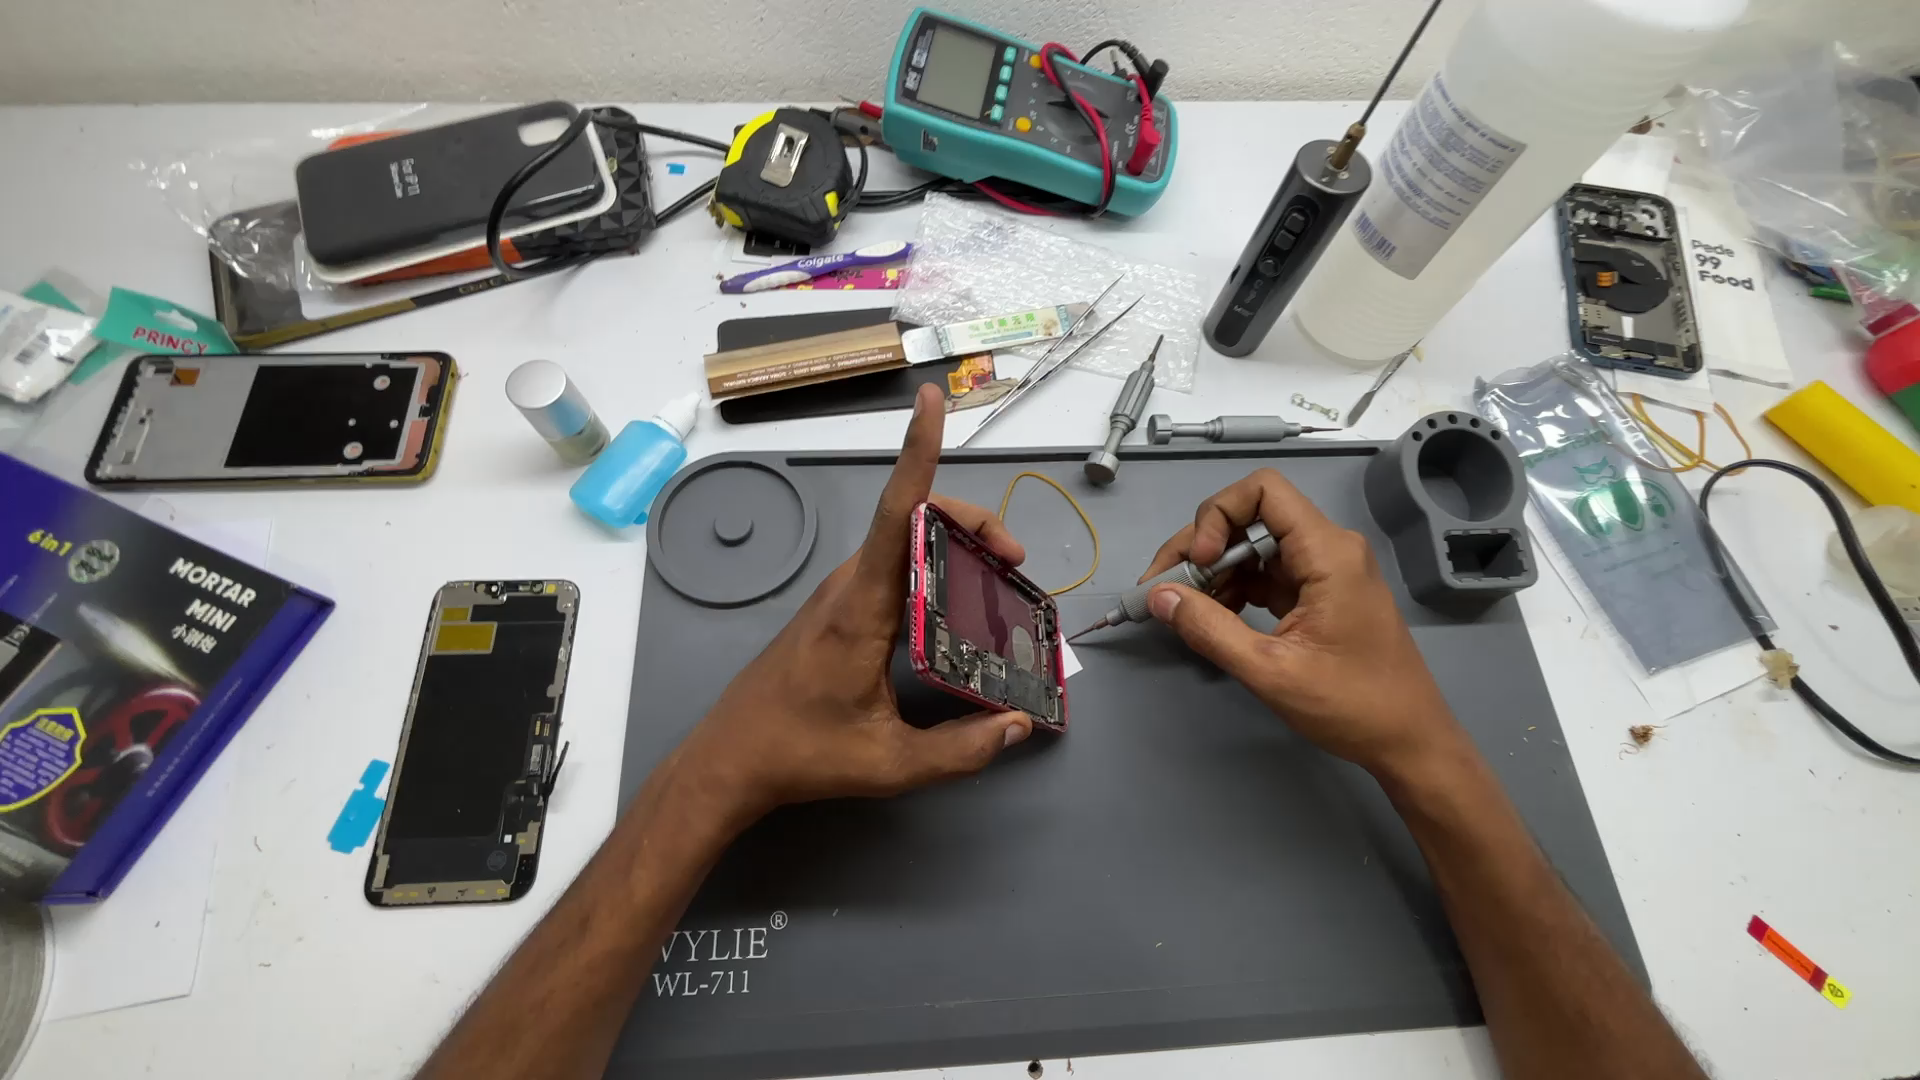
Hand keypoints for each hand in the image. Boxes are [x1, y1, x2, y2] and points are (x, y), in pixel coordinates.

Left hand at [673, 385, 1033, 822]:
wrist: (729, 759)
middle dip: (971, 522)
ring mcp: (841, 593)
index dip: (917, 452)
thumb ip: (960, 750)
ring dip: (952, 542)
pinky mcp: (837, 608)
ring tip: (998, 578)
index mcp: (864, 609)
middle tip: (1016, 561)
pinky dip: (931, 565)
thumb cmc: (801, 754)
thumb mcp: (889, 763)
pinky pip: (893, 565)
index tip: (928, 402)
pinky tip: (955, 603)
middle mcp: (851, 585)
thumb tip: (1018, 726)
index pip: (898, 514)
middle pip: (914, 519)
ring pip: (904, 540)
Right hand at [1140, 468, 1462, 776]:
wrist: (1409, 741)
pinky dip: (1231, 587)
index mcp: (1327, 553)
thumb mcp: (1270, 671)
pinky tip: (1211, 616)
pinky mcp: (1315, 593)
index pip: (1263, 491)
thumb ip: (1209, 629)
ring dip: (1211, 570)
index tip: (1198, 560)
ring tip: (1182, 607)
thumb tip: (1158, 596)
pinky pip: (1263, 573)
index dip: (1218, 515)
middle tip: (1163, 587)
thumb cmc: (1352, 705)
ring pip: (1251, 545)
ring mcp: (1322, 570)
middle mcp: (1326, 548)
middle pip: (1249, 517)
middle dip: (1200, 546)